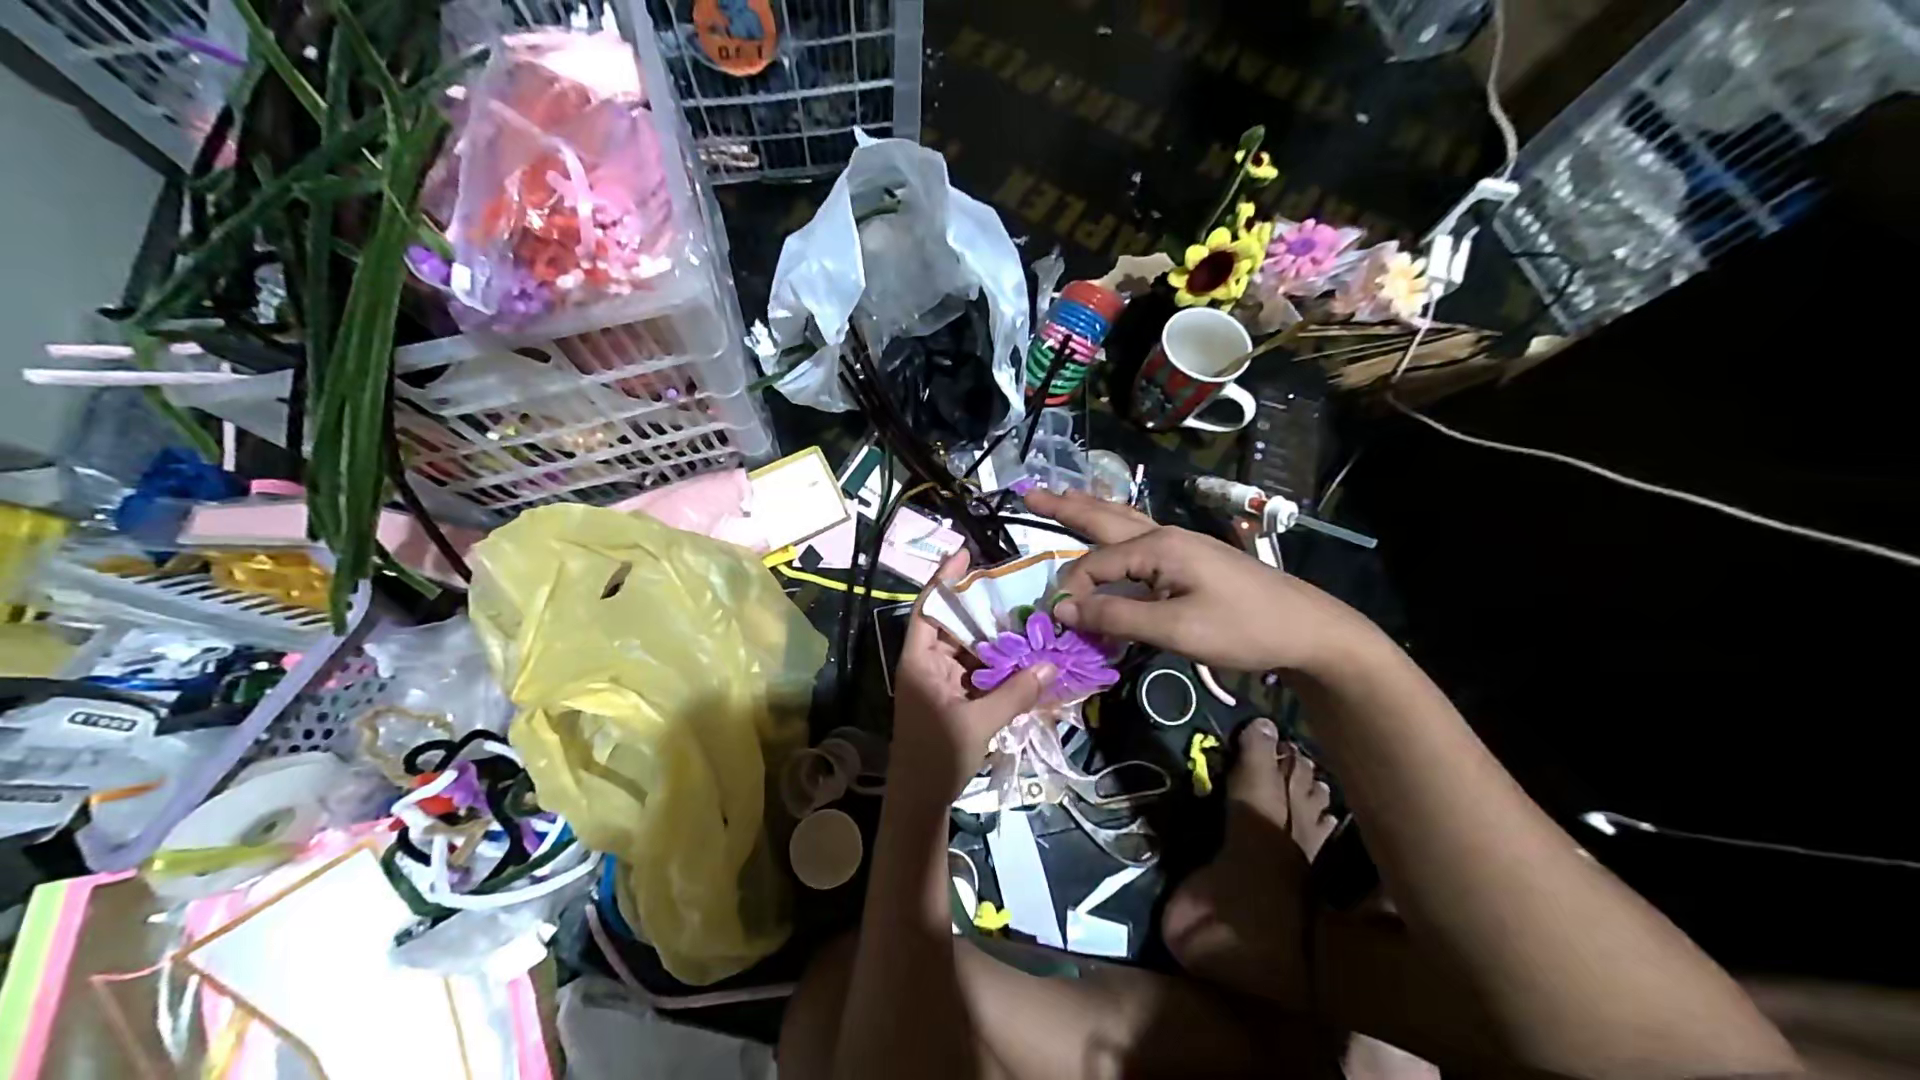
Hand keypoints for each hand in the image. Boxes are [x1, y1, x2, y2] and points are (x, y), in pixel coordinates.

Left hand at [893, 550, 1056, 798]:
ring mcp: (938, 682)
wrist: (919, 802)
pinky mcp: (951, 699)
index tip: (964, 553)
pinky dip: (992, 662)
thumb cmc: (936, 758)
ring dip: (989, 635)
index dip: (943, 580)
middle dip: (976, 606)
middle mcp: (926, 665)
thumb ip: (1014, 693)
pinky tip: (1019, 655)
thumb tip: (1049, 664)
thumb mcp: (977, 724)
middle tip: (1011, 586)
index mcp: (919, 662)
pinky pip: (972, 670)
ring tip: (1023, 615)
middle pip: (950, 624)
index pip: (928, 609)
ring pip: (964, 647)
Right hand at [1023, 489, 1379, 675]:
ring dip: (1088, 509)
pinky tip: (1110, 530)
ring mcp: (1181, 542)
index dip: (1073, 592)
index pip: (1095, 564)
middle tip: (1028, 493)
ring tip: (1060, 498)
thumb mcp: (1176, 629)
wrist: (1309, 629)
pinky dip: (1113, 527)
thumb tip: (1063, 608)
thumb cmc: (1243, 629)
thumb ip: (1117, 616)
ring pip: (1123, 519)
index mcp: (1159, 547)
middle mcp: (1165, 534)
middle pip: (1104, 516)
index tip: (1064, 624)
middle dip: (1064, 506)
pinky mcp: (1191, 556)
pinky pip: (1139, 535)